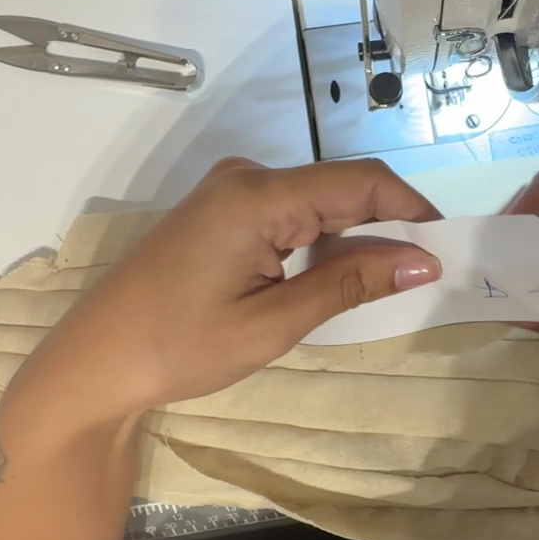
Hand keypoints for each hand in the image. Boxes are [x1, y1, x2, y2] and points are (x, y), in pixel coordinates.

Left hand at [1, 158, 441, 444]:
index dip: (412, 208)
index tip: (444, 249)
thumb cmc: (180, 348)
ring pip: (319, 200)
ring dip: (356, 236)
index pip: (361, 181)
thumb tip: (424, 260)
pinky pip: (292, 211)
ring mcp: (231, 190)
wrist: (94, 363)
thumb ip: (351, 283)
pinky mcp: (222, 209)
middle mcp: (247, 176)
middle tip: (418, 277)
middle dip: (388, 226)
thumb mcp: (274, 322)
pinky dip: (323, 239)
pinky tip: (332, 276)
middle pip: (342, 186)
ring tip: (379, 285)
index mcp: (259, 195)